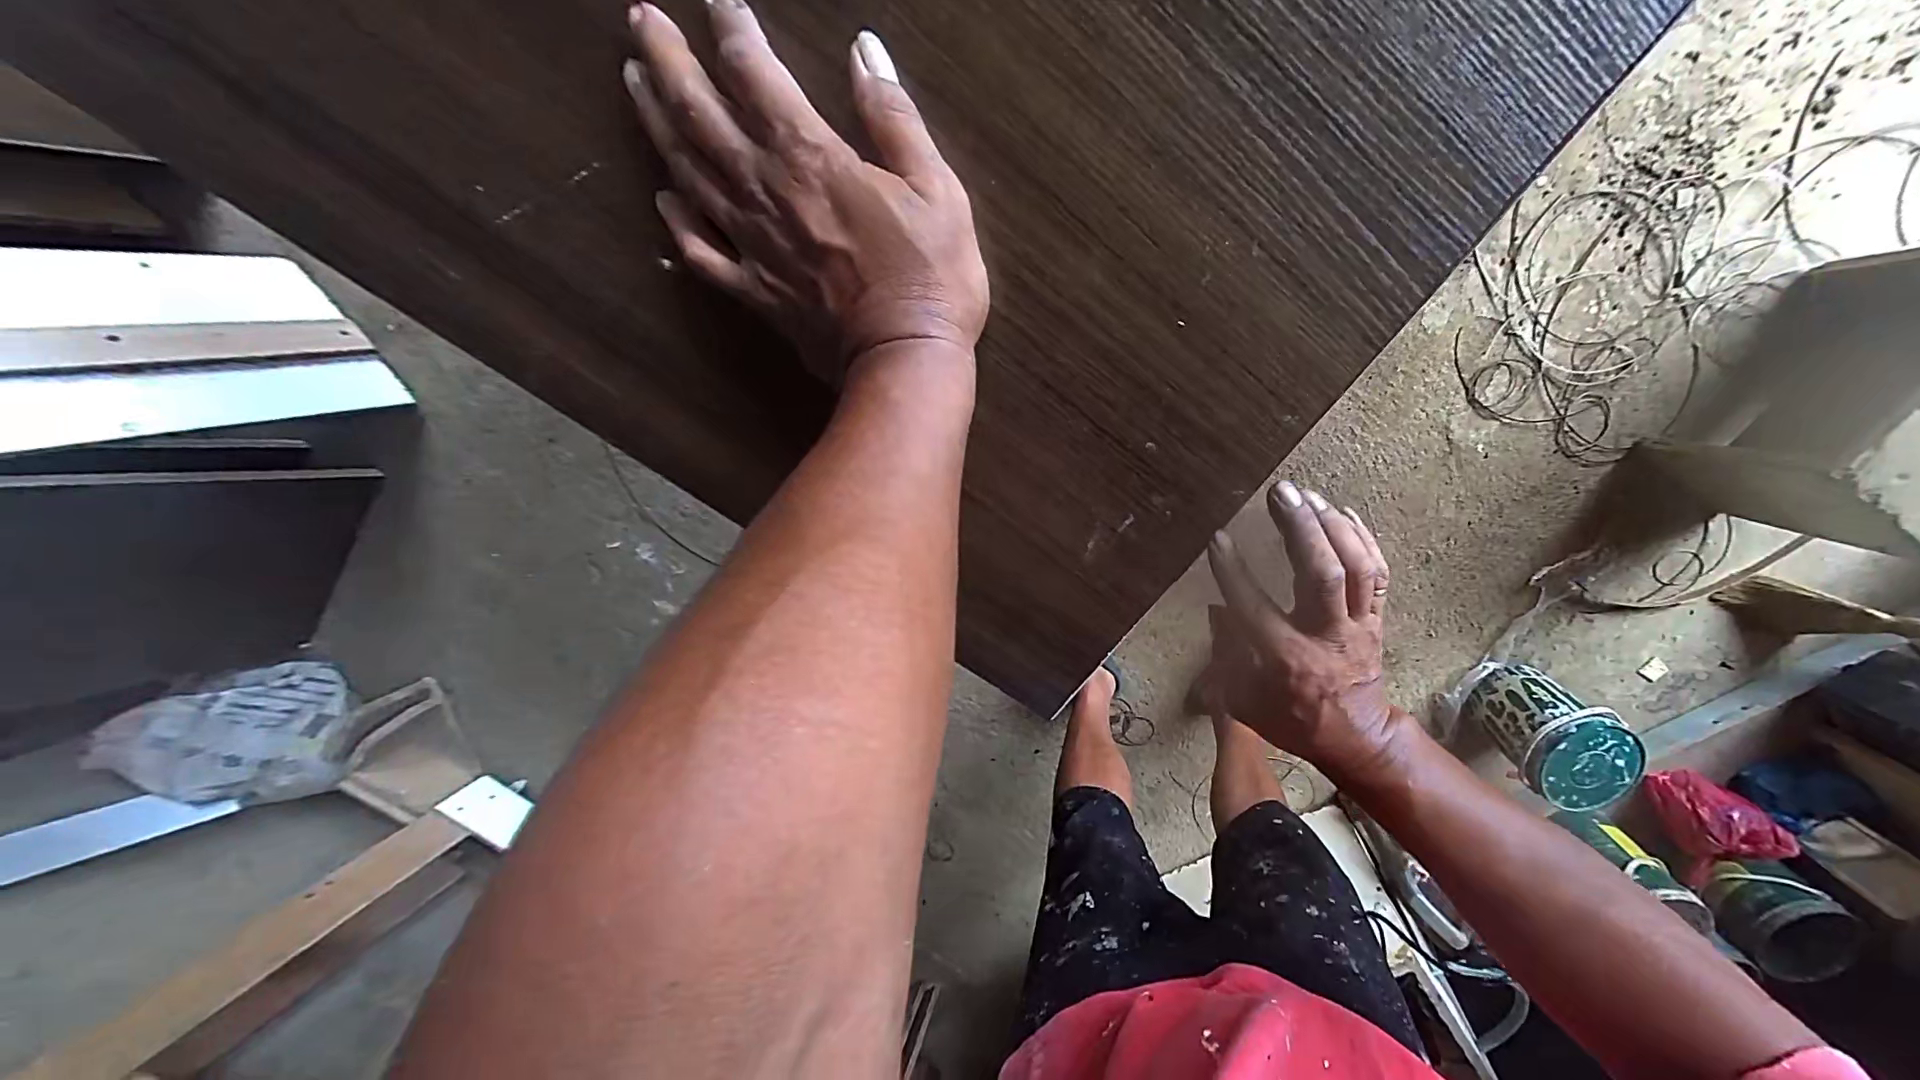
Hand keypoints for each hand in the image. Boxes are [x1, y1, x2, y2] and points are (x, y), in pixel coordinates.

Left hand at [624, 1, 988, 382]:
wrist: (905, 360)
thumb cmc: (931, 277)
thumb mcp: (936, 188)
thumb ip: (895, 117)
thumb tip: (866, 53)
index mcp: (810, 158)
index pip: (754, 72)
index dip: (733, 28)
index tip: (721, 1)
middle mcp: (766, 192)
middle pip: (700, 114)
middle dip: (667, 60)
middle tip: (642, 21)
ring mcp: (754, 245)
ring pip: (688, 173)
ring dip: (656, 123)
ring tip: (635, 82)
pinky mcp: (757, 292)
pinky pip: (702, 253)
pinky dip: (678, 224)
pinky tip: (664, 200)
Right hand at [1202, 481, 1412, 784]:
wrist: (1357, 739)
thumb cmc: (1293, 720)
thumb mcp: (1244, 699)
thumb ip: (1225, 654)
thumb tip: (1215, 609)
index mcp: (1288, 659)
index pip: (1255, 606)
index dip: (1234, 571)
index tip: (1218, 538)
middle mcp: (1327, 636)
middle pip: (1321, 574)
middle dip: (1301, 529)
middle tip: (1281, 493)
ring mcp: (1358, 625)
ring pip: (1355, 567)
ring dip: (1332, 525)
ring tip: (1308, 495)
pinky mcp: (1376, 619)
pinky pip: (1377, 573)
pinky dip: (1363, 538)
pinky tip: (1343, 511)